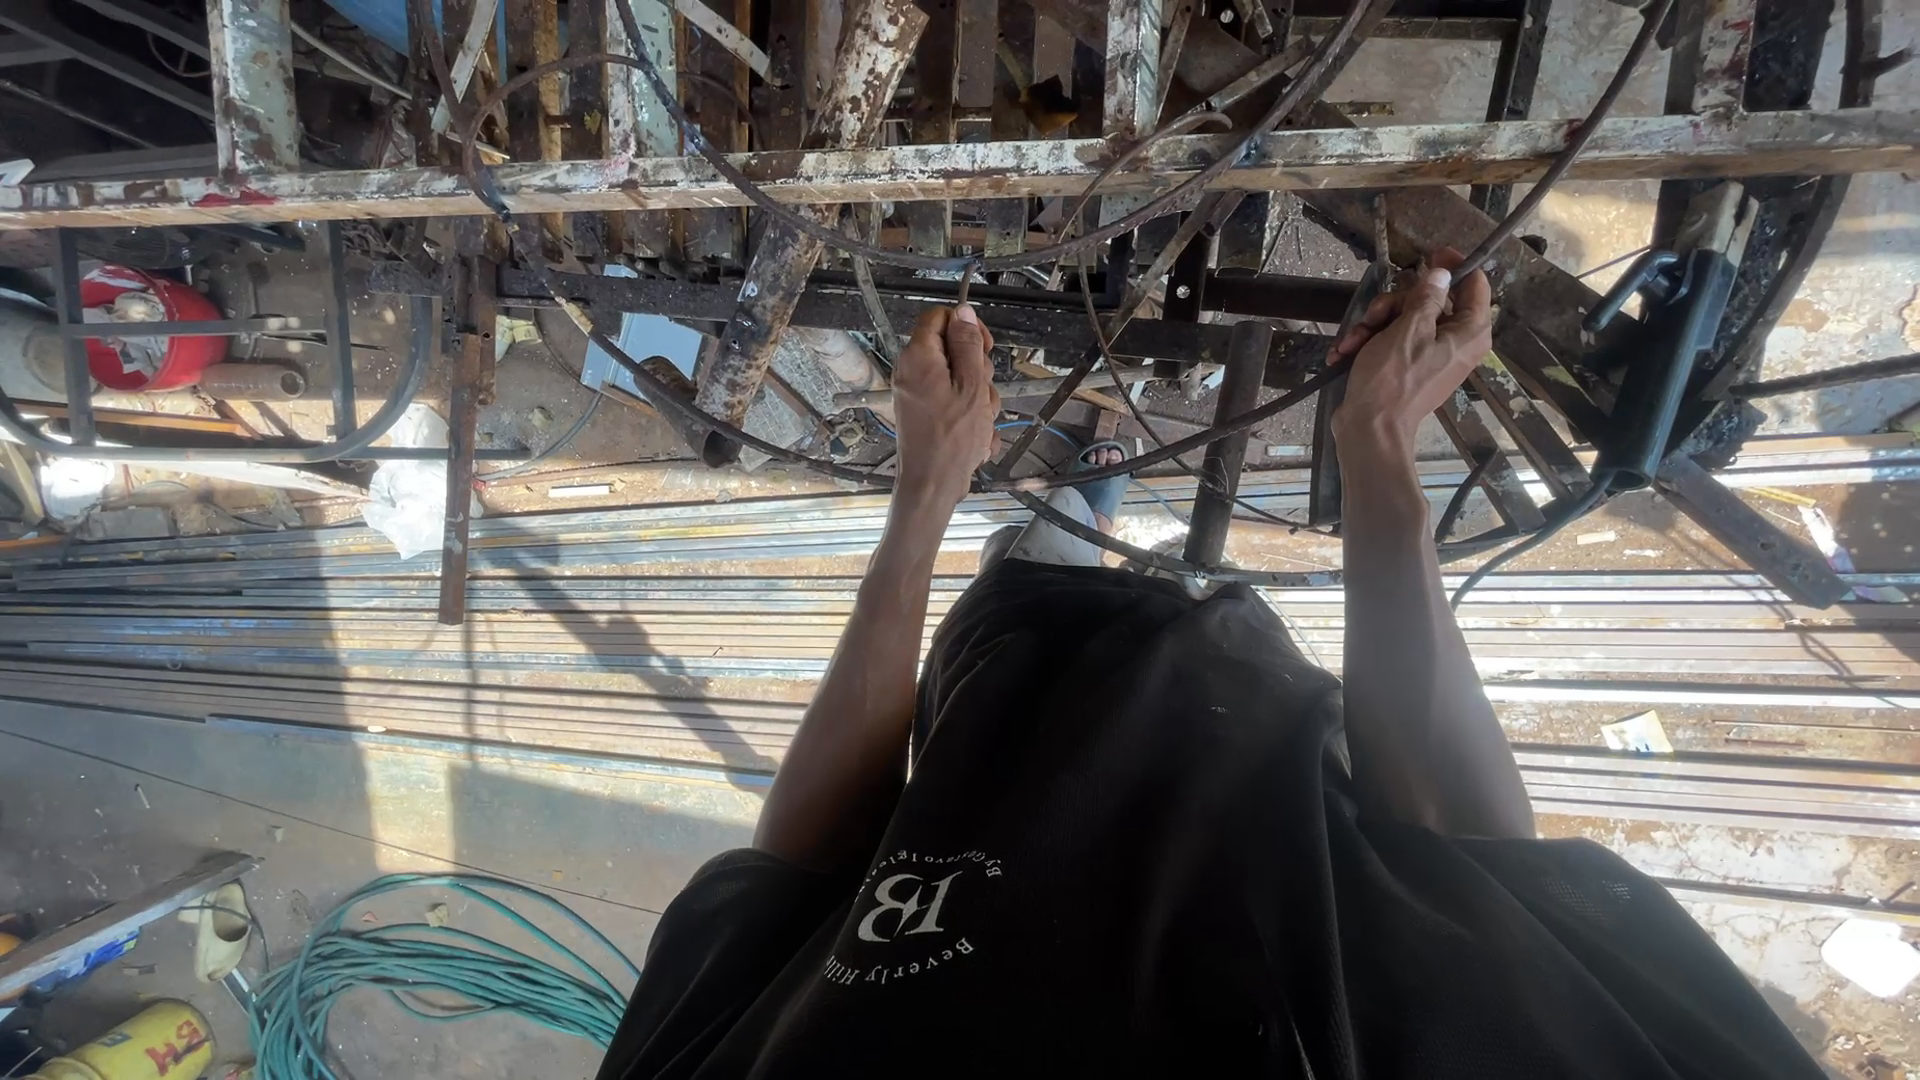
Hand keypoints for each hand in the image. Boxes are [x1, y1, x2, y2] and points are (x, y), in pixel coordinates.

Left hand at [892, 304, 999, 508]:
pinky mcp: (926, 415)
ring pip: (960, 380)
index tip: (985, 348)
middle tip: (982, 393)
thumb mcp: (971, 385)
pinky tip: (977, 439)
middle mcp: (913, 372)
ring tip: (981, 422)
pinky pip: (955, 404)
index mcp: (918, 357)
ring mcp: (918, 395)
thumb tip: (964, 312)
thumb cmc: (953, 438)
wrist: (933, 485)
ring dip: (979, 399)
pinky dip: (971, 418)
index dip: (966, 326)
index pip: (939, 317)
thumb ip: (968, 345)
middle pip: (953, 350)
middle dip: (978, 370)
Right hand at [1327, 247, 1491, 461]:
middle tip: (1370, 318)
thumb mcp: (1407, 330)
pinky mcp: (1406, 370)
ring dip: (1371, 327)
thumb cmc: (1391, 380)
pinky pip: (1390, 344)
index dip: (1452, 266)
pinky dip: (1366, 345)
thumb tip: (1440, 274)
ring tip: (1350, 344)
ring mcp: (1429, 357)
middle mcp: (1455, 342)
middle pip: (1428, 302)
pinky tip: (1344, 354)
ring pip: (1403, 322)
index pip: (1474, 284)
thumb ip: (1426, 297)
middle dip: (1391, 307)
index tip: (1429, 255)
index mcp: (1469, 331)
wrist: (1368, 429)